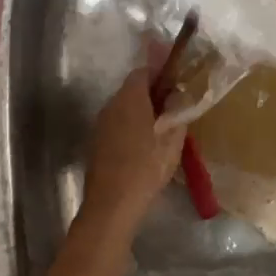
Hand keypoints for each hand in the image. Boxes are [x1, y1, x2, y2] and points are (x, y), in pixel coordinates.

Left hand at [79, 66, 186, 231]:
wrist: (111, 205)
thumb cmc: (146, 167)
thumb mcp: (172, 139)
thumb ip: (178, 111)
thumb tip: (179, 93)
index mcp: (130, 99)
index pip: (143, 71)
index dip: (160, 71)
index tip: (177, 80)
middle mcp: (111, 106)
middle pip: (132, 89)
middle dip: (153, 93)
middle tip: (174, 105)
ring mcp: (101, 125)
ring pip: (124, 107)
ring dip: (142, 111)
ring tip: (163, 127)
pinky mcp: (97, 143)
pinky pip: (118, 124)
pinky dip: (132, 126)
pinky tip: (146, 145)